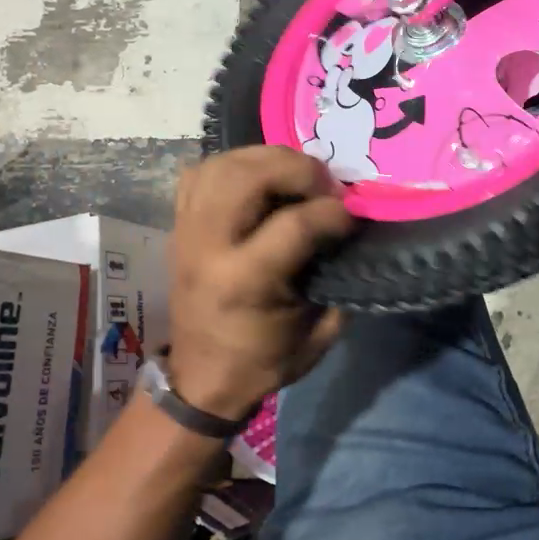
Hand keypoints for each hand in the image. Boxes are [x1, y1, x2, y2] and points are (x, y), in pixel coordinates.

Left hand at [167, 147, 353, 420]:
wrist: (202, 379)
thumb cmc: (267, 359)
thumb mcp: (320, 329)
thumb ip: (340, 276)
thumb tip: (358, 232)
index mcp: (246, 283)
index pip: (295, 222)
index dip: (336, 211)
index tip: (355, 216)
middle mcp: (209, 249)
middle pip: (248, 177)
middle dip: (299, 169)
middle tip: (326, 185)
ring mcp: (187, 234)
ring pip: (222, 165)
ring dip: (268, 159)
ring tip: (297, 176)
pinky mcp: (179, 227)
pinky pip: (202, 174)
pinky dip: (236, 166)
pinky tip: (263, 179)